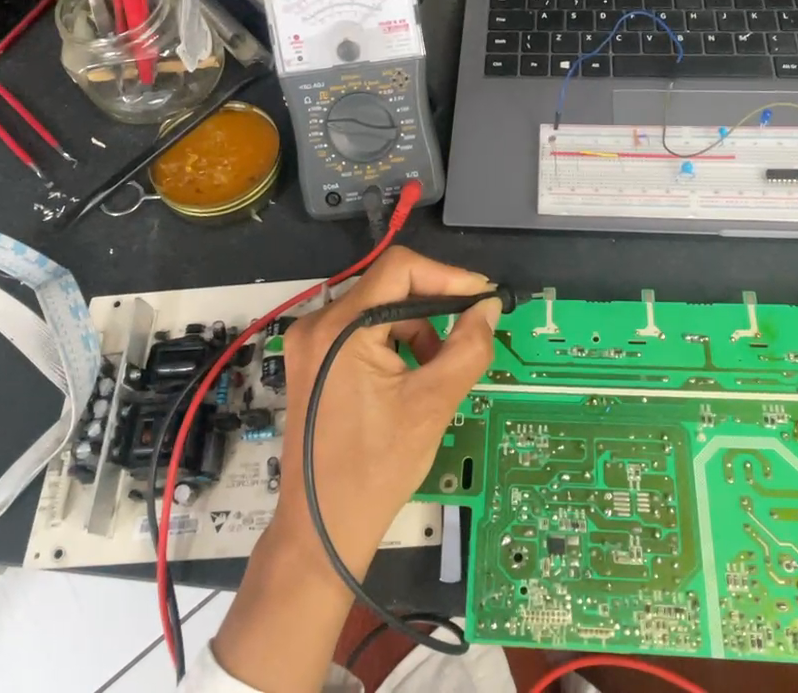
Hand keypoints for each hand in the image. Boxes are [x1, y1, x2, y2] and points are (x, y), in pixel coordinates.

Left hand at [214, 247, 499, 691]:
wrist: (322, 528)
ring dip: (416, 329)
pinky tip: (411, 378)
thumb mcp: (433, 403)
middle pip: (387, 287)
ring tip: (438, 369)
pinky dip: (393, 344)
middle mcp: (317, 324)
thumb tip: (488, 308)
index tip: (483, 298)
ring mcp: (309, 344)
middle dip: (434, 307)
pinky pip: (360, 333)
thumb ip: (467, 346)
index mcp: (341, 327)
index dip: (448, 276)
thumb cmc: (377, 467)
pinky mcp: (311, 363)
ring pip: (376, 310)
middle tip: (469, 333)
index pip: (400, 268)